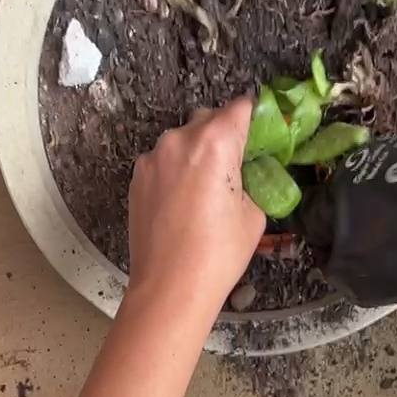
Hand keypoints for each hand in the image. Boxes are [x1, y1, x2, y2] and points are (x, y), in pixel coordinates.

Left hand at [127, 98, 264, 313]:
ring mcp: (152, 160)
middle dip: (223, 138)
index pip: (240, 107)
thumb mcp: (253, 215)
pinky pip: (163, 164)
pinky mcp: (137, 180)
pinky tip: (183, 205)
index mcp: (214, 143)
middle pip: (208, 120)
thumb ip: (251, 181)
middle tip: (234, 171)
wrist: (168, 288)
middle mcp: (179, 141)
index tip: (259, 138)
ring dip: (196, 156)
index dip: (253, 120)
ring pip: (182, 142)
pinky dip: (175, 174)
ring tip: (205, 193)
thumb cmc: (215, 256)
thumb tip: (244, 176)